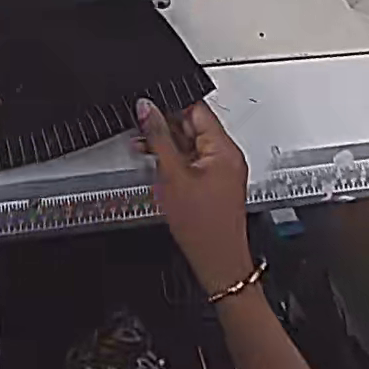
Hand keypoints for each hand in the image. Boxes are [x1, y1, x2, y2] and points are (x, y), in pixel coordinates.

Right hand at [137, 99, 253, 294]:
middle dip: (165, 126)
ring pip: (189, 141)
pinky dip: (173, 158)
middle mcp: (226, 155)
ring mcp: (221, 168)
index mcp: (223, 149)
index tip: (149, 107)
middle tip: (142, 131)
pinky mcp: (213, 180)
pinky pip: (191, 158)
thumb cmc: (203, 227)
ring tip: (144, 147)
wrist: (216, 263)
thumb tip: (146, 108)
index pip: (196, 109)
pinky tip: (156, 162)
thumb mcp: (172, 174)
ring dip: (166, 143)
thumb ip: (158, 137)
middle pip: (192, 124)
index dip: (170, 105)